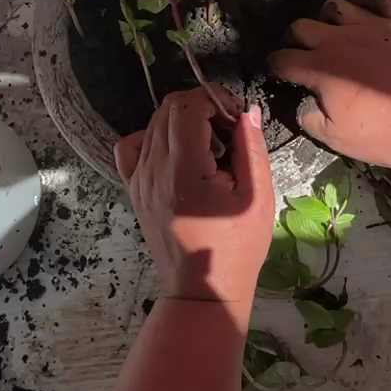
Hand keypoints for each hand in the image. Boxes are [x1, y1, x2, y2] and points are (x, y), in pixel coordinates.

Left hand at [115, 87, 273, 312]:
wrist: (203, 290)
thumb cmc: (237, 247)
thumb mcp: (258, 198)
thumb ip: (251, 148)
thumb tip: (246, 111)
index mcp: (183, 172)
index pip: (187, 107)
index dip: (214, 99)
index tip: (235, 118)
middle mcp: (153, 170)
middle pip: (168, 108)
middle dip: (202, 106)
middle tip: (227, 130)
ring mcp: (137, 179)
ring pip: (153, 123)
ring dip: (183, 121)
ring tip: (208, 146)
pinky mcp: (133, 188)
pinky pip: (132, 145)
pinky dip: (153, 137)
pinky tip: (176, 152)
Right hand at [269, 0, 390, 168]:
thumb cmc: (390, 133)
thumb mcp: (340, 140)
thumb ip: (311, 120)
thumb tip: (301, 105)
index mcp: (320, 69)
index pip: (282, 59)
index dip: (275, 65)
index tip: (279, 73)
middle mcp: (339, 39)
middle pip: (301, 26)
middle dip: (294, 39)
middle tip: (302, 53)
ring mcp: (370, 24)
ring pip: (334, 5)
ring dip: (326, 17)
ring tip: (332, 30)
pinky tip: (363, 2)